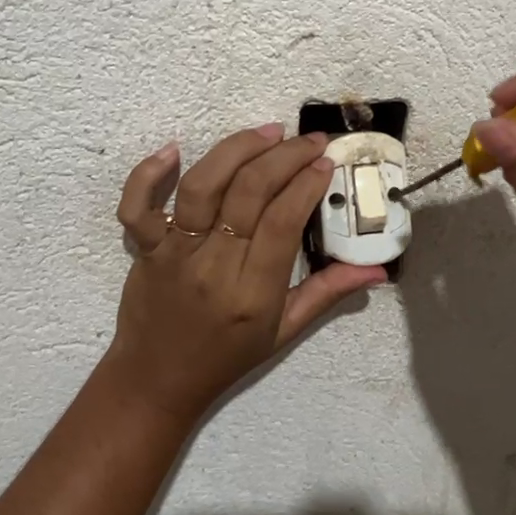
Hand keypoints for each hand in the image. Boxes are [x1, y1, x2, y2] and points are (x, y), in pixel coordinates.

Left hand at [108, 124, 386, 420]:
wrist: (157, 382)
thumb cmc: (226, 356)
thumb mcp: (284, 332)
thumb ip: (328, 293)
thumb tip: (378, 270)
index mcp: (253, 293)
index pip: (282, 222)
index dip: (306, 184)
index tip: (326, 162)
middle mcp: (213, 267)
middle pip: (248, 193)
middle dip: (284, 156)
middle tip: (309, 140)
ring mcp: (174, 254)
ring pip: (201, 187)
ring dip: (235, 149)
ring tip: (267, 132)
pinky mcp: (144, 249)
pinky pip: (136, 208)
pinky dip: (147, 175)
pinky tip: (172, 150)